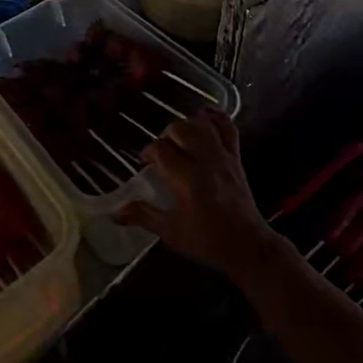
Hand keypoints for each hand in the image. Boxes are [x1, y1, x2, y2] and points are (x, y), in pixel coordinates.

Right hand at [116, 107, 284, 279]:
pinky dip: (215, 117)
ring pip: (202, 124)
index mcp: (186, 179)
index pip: (160, 149)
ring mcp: (223, 157)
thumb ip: (143, 215)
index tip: (145, 165)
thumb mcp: (170, 231)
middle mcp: (204, 161)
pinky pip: (228, 128)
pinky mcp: (236, 158)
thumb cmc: (207, 240)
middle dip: (165, 137)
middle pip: (180, 129)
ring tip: (179, 140)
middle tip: (162, 154)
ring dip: (186, 126)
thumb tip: (114, 212)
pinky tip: (203, 116)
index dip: (148, 153)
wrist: (247, 245)